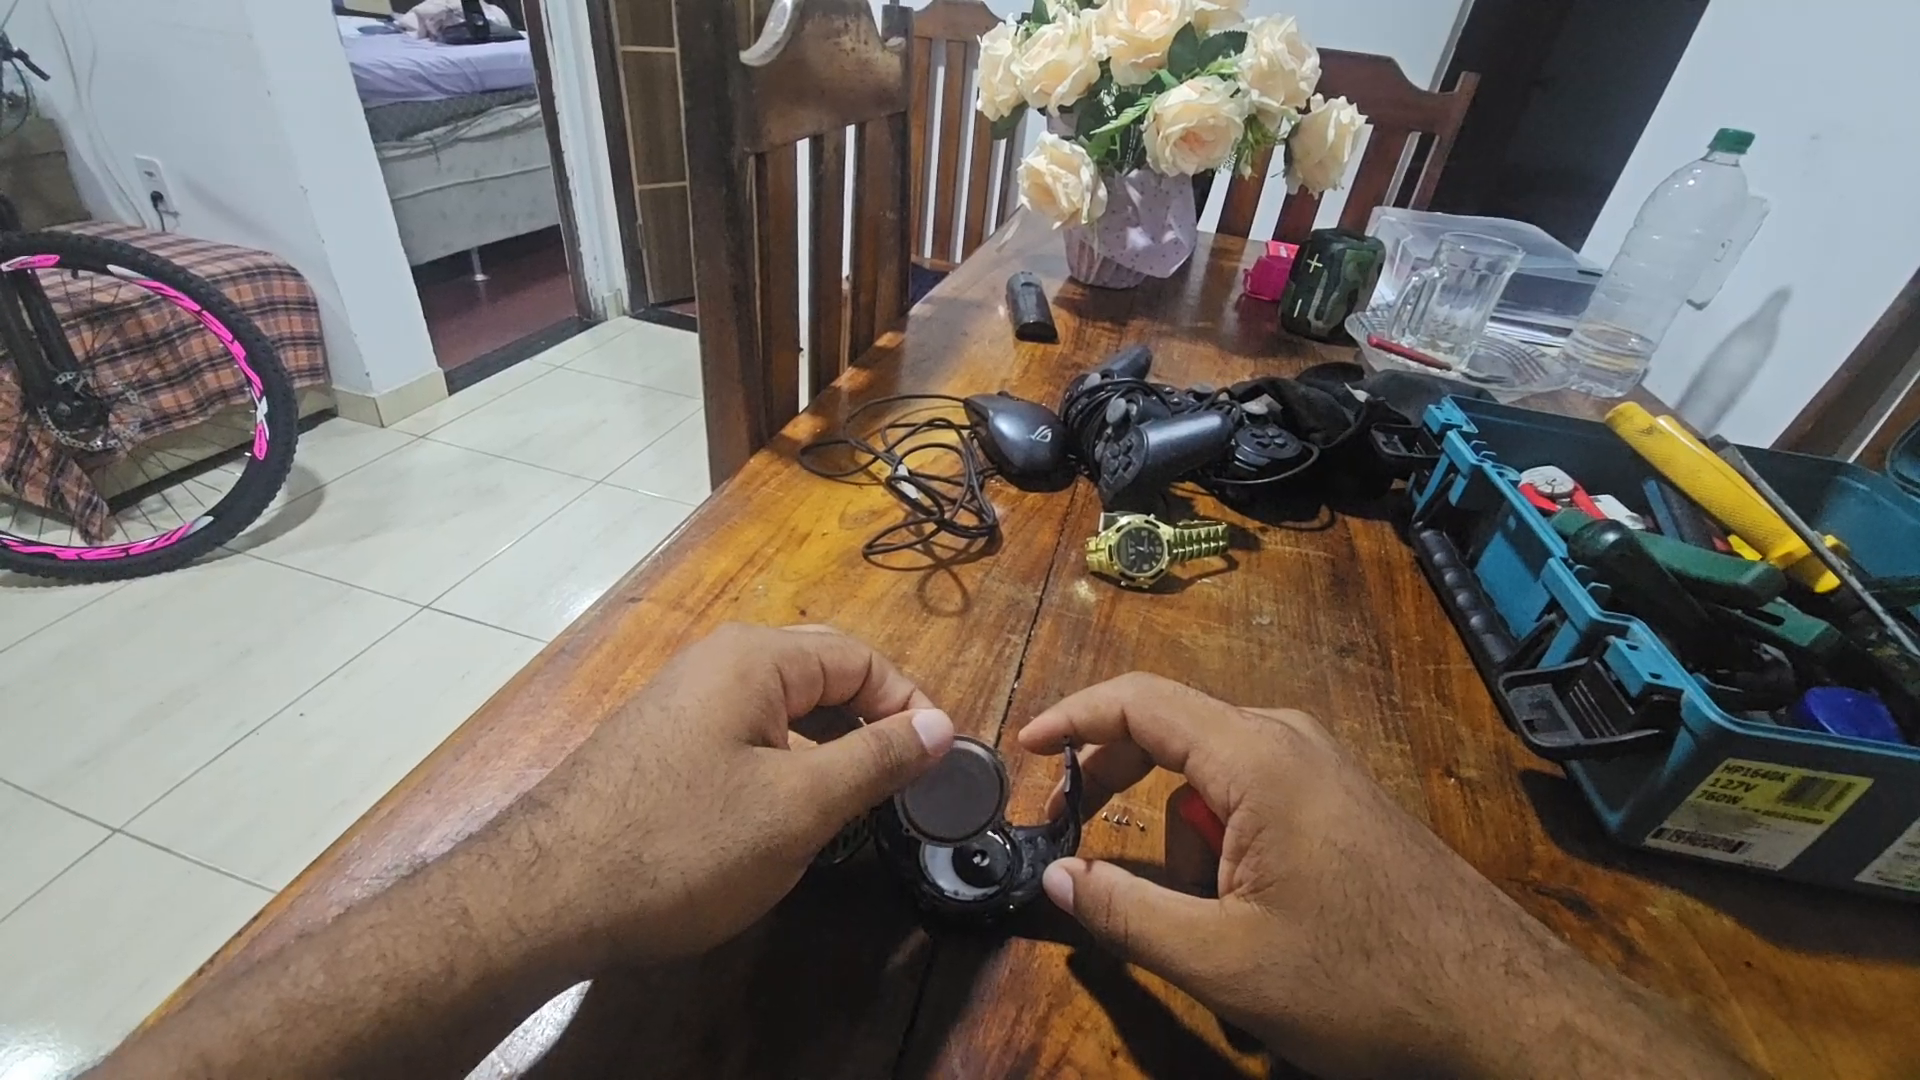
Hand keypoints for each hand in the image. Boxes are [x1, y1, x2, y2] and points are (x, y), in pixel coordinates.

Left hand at [517, 623, 954, 964]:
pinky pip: (751, 727)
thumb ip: (876, 758)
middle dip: (872, 717)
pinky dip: (789, 754)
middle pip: (825, 670)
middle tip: (903, 774)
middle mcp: (720, 659)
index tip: (937, 761)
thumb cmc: (682, 845)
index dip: (909, 704)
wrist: (537, 902)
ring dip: (832, 738)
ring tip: (857, 791)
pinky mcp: (668, 736)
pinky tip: (790, 800)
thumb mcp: (797, 807)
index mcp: (756, 657)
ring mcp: (688, 696)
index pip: (861, 658)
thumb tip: (940, 724)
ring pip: (787, 702)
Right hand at [1018, 674, 1756, 1079]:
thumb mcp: (1225, 960)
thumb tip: (1054, 875)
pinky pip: (1246, 791)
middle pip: (1167, 729)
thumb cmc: (1363, 981)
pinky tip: (1246, 904)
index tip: (1025, 748)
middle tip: (1074, 830)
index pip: (1137, 701)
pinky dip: (1217, 837)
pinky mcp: (1332, 792)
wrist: (1513, 1013)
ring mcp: (1313, 762)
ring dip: (1177, 834)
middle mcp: (1282, 736)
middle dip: (1114, 779)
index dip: (1071, 717)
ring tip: (1204, 915)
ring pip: (1206, 773)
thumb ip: (1124, 911)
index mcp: (1253, 756)